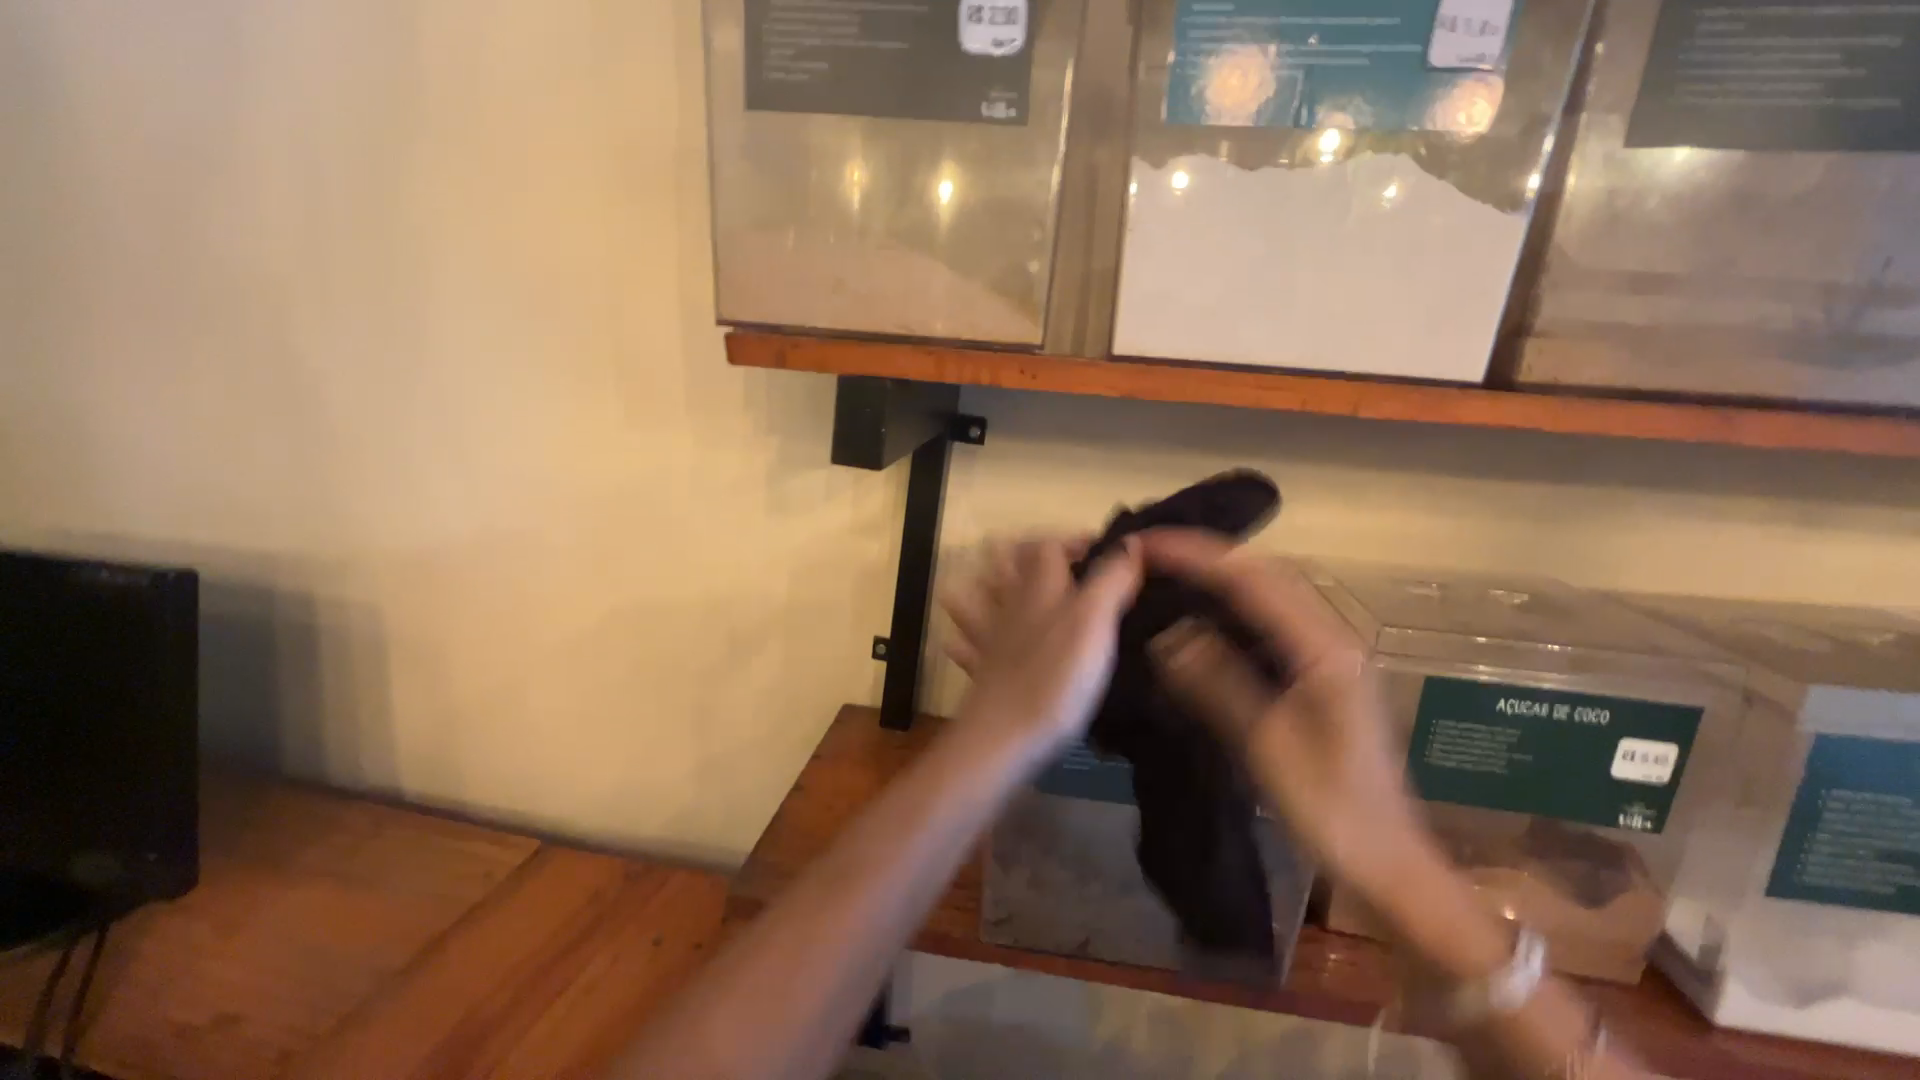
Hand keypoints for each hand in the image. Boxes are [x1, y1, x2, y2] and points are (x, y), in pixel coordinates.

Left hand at [940, 536, 1142, 760]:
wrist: (1004, 736)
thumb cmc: (1055, 677)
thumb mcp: (1095, 622)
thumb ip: (1113, 580)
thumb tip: (1131, 542)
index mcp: (1039, 588)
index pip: (1047, 544)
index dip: (1071, 540)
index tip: (1099, 551)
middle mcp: (1011, 605)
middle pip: (1005, 562)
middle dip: (1024, 554)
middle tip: (1056, 565)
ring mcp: (990, 638)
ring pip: (979, 597)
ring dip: (989, 586)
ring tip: (1009, 588)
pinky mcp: (983, 671)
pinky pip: (967, 645)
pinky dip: (968, 637)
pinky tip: (970, 639)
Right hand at [1138, 531, 1430, 891]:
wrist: (1388, 863)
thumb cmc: (1330, 810)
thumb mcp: (1267, 746)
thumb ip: (1218, 684)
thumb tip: (1168, 633)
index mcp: (1325, 649)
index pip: (1255, 580)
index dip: (1199, 556)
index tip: (1148, 545)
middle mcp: (1333, 639)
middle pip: (1268, 574)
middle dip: (1210, 555)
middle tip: (1152, 552)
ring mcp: (1331, 656)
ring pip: (1272, 594)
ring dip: (1223, 574)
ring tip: (1171, 571)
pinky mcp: (1323, 676)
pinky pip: (1273, 620)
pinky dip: (1235, 604)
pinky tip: (1206, 614)